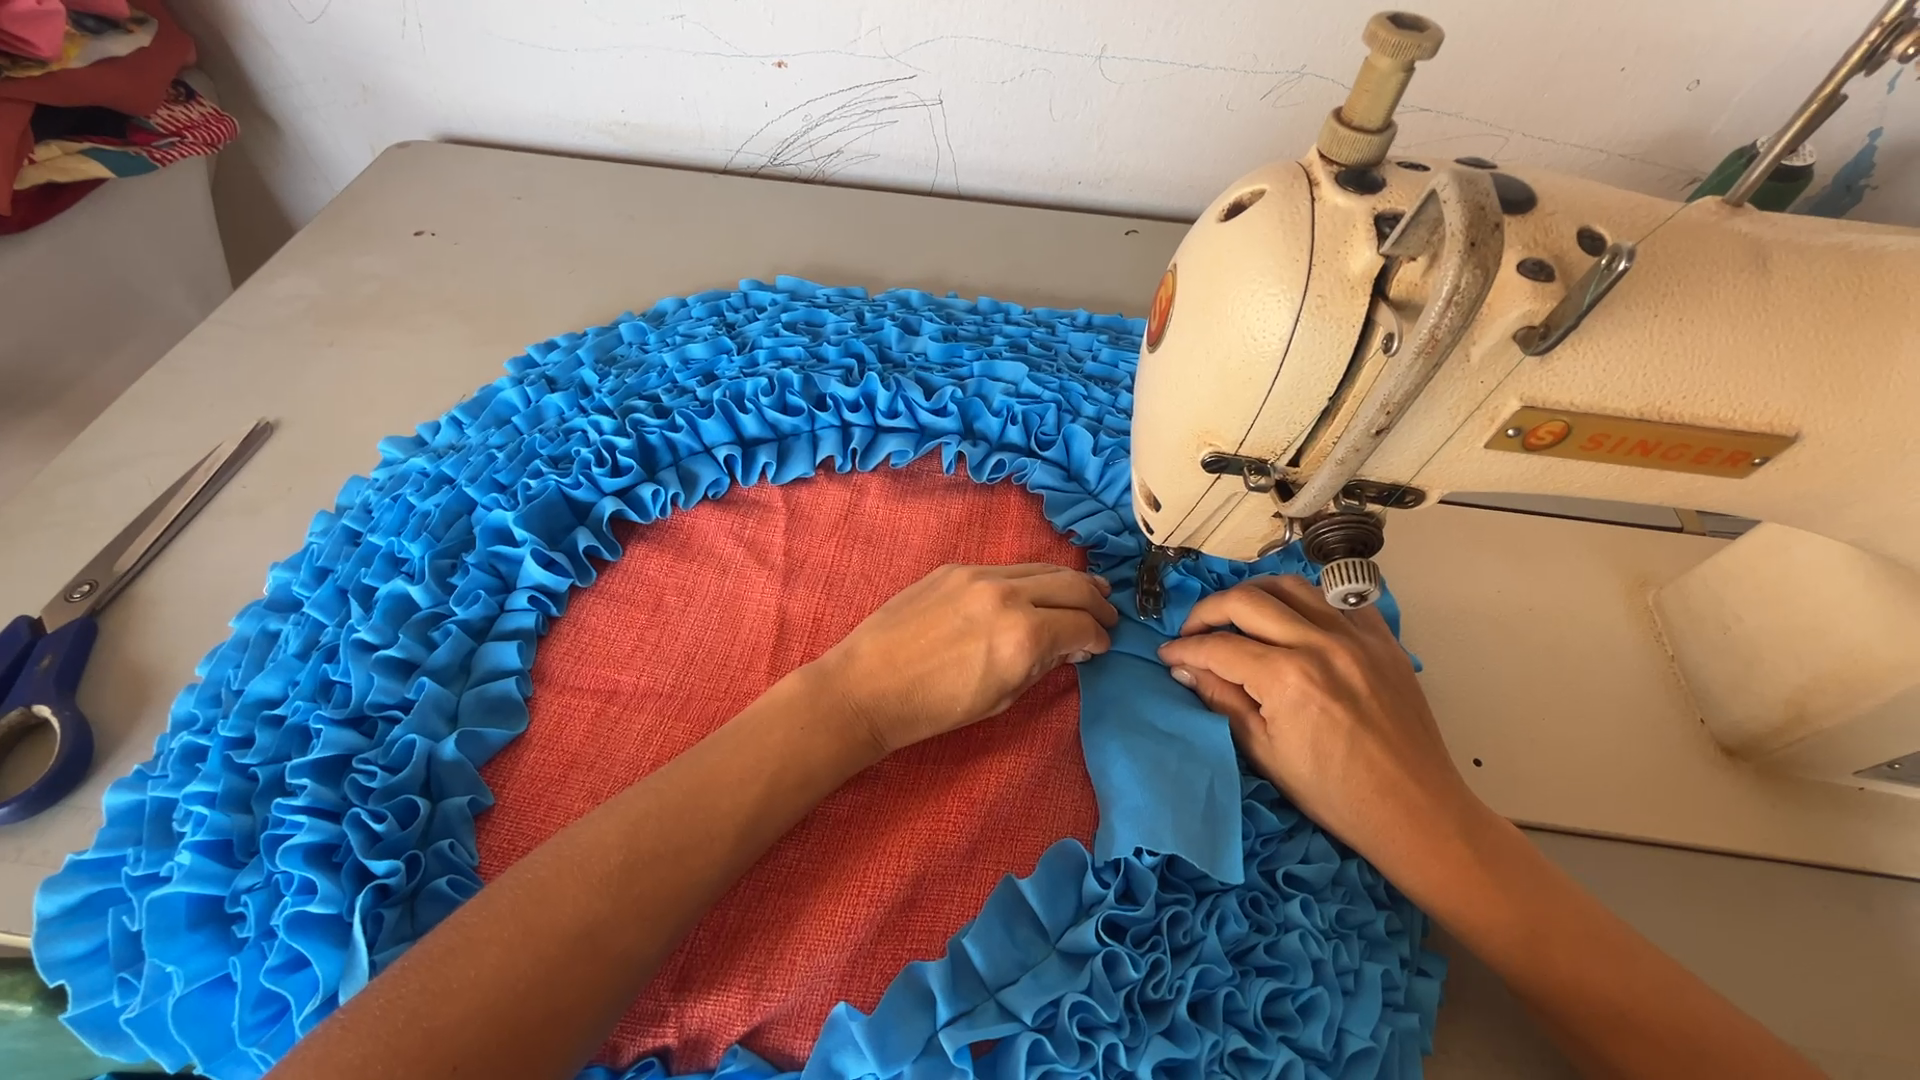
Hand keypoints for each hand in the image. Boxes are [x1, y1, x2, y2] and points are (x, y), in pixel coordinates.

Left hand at [811, 563, 1118, 755]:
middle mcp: (1008, 595)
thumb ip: (1042, 665)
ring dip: (1070, 581)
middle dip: (1097, 602)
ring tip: (1087, 591)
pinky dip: (1032, 578)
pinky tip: (1034, 590)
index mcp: (1024, 636)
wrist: (867, 686)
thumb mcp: (1000, 698)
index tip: (1101, 646)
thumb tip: (1069, 646)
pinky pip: (1008, 568)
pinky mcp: (955, 568)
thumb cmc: (934, 709)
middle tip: (1108, 616)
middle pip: (1073, 586)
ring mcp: (979, 575)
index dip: (1100, 638)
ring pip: (1043, 567)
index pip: (1082, 625)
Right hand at [1154, 575, 1487, 879]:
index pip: (1219, 646)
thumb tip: (1184, 667)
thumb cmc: (1333, 794)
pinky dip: (1305, 600)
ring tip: (1235, 618)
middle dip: (1207, 612)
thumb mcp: (1264, 752)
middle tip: (1192, 634)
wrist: (1415, 811)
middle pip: (1246, 600)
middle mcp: (1321, 643)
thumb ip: (1221, 700)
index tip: (1168, 656)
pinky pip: (1336, 599)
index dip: (1185, 649)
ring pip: (1289, 586)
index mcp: (1287, 678)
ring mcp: (1357, 636)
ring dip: (1252, 595)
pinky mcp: (1383, 639)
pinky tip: (1291, 619)